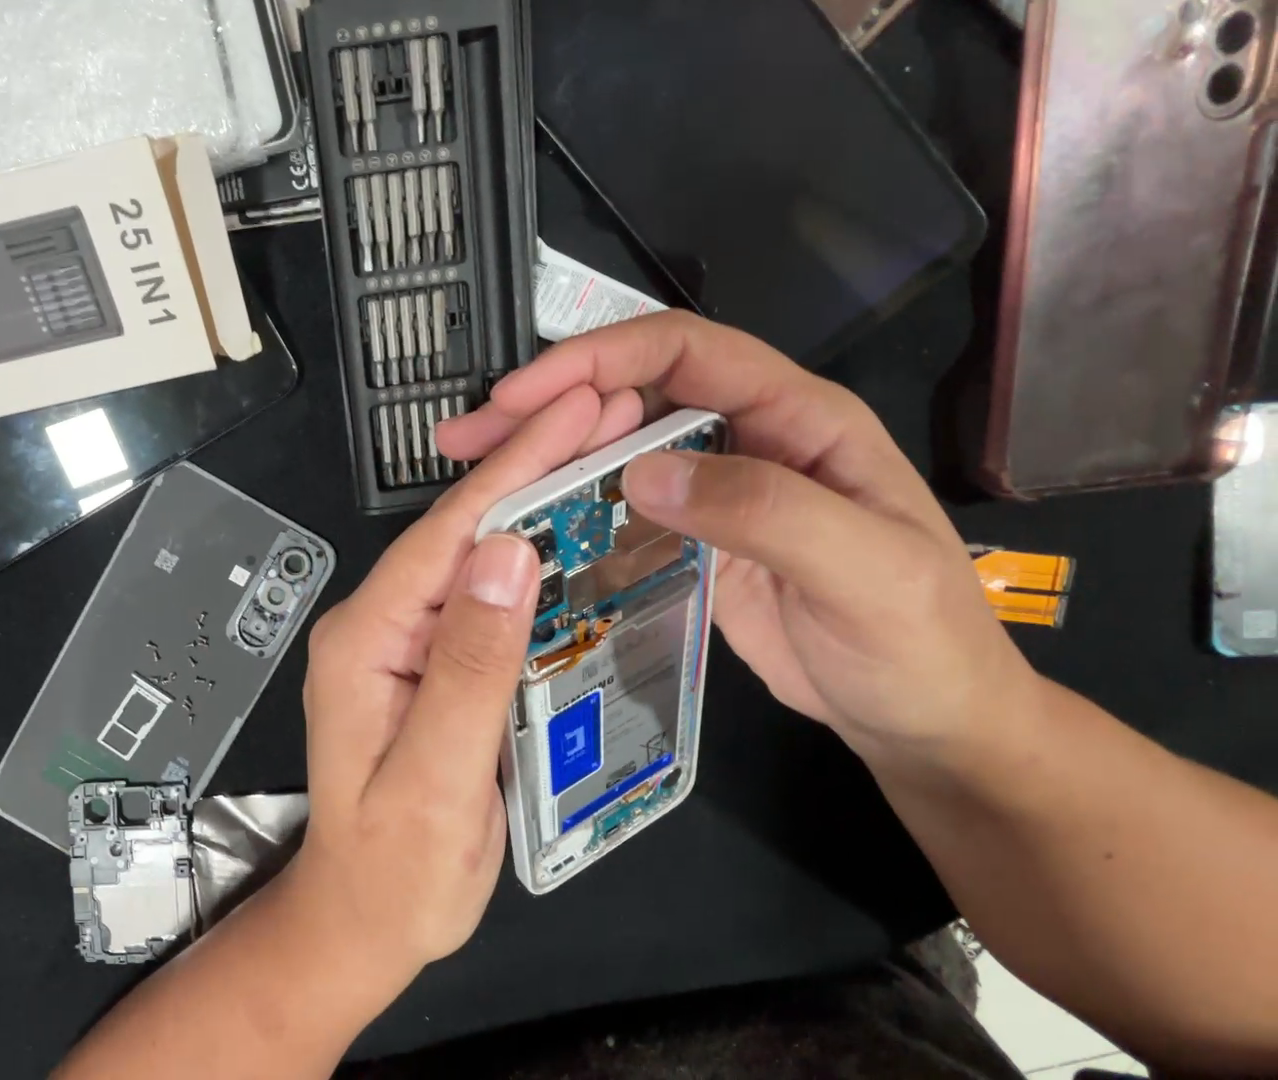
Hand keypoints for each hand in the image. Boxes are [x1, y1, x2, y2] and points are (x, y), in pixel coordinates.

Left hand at [284, 386, 638, 984]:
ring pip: (481, 564)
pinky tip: (579, 537)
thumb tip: (508, 552)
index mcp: (366, 638)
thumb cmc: (394, 867)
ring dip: (540, 507)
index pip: (446, 537)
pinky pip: (491, 605)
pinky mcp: (437, 667)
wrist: (365, 921)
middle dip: (533, 469)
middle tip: (607, 411)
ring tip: (606, 453)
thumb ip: (469, 666)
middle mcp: (382, 626)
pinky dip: (538, 566)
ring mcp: (409, 644)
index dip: (513, 470)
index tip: (575, 411)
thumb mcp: (435, 778)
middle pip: (463, 536)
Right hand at [437, 312, 1037, 756]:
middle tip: (468, 437)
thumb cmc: (918, 640)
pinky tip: (523, 526)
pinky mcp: (687, 542)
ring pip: (614, 449)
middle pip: (631, 393)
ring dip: (544, 454)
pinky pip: (615, 509)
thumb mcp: (863, 570)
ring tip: (475, 474)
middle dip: (546, 403)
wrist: (924, 718)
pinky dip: (566, 508)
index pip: (684, 352)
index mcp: (796, 418)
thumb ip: (763, 509)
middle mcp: (746, 440)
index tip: (522, 395)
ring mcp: (712, 493)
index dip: (598, 359)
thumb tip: (642, 473)